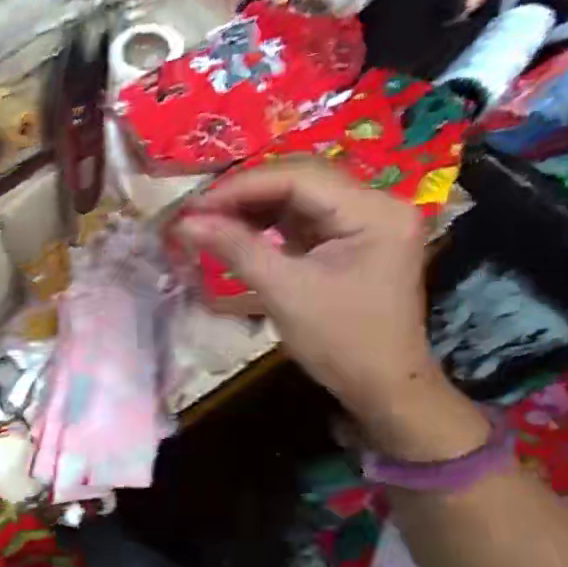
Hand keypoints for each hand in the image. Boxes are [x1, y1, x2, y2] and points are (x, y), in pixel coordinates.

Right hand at [177, 159, 487, 459]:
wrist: (382, 388)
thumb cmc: (341, 343)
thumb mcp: (285, 293)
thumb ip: (236, 249)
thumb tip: (185, 223)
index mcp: (374, 211)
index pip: (299, 178)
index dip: (241, 187)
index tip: (194, 205)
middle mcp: (377, 204)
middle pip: (301, 181)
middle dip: (245, 194)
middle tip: (197, 211)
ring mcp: (366, 222)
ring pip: (300, 199)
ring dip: (253, 208)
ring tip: (209, 220)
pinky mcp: (352, 240)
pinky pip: (304, 220)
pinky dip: (268, 225)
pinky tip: (237, 231)